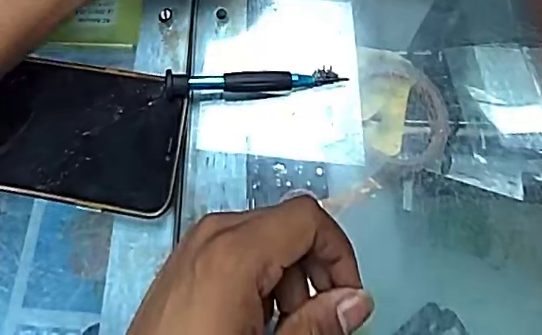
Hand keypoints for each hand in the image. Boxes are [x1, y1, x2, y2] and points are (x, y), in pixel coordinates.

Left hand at [129, 197, 373, 334]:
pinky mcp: (186, 261)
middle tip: (319, 323)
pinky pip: (237, 251)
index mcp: (234, 250)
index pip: (307, 217)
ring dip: (287, 279)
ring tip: (282, 331)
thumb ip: (315, 326)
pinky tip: (253, 323)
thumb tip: (355, 300)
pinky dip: (258, 279)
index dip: (338, 253)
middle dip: (313, 271)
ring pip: (264, 238)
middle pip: (286, 225)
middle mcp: (213, 234)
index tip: (348, 297)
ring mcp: (195, 244)